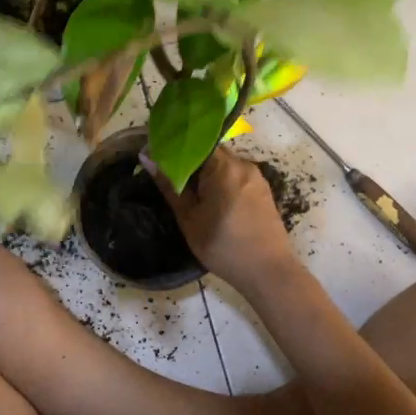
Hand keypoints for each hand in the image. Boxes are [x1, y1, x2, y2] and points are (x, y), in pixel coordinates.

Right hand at [151, 147, 296, 284]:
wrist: (268, 271)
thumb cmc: (222, 246)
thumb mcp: (189, 218)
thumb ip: (169, 186)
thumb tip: (147, 157)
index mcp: (224, 166)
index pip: (193, 142)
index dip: (173, 148)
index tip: (155, 159)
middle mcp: (243, 164)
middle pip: (209, 153)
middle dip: (188, 163)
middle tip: (168, 180)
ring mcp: (256, 177)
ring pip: (223, 166)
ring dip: (205, 175)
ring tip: (188, 194)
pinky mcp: (263, 190)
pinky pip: (236, 177)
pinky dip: (220, 183)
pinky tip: (210, 202)